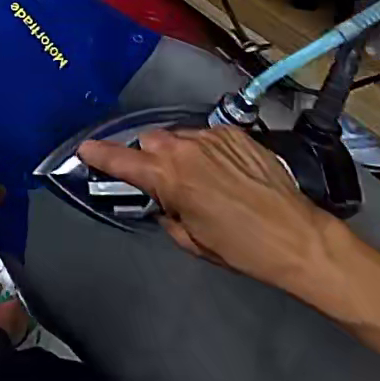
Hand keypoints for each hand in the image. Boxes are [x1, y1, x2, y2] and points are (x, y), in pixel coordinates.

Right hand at [78, 126, 337, 291]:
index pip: (124, 161)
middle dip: (149, 157)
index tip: (86, 150)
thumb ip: (168, 215)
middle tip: (161, 181)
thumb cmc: (240, 246)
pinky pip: (207, 136)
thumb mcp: (193, 240)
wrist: (293, 232)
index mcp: (171, 178)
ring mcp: (214, 136)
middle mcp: (188, 149)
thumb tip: (163, 203)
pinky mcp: (236, 133)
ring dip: (177, 152)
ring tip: (196, 177)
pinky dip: (204, 149)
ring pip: (179, 136)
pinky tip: (221, 171)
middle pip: (151, 140)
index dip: (101, 155)